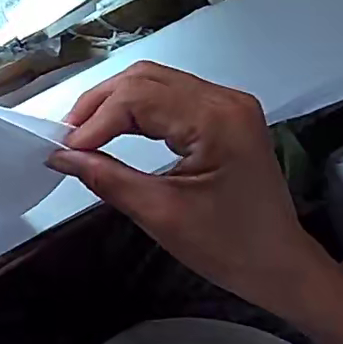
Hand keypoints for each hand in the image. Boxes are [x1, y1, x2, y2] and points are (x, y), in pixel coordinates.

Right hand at [45, 62, 326, 309]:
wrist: (280, 265)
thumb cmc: (230, 247)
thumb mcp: (161, 214)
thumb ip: (107, 178)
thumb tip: (63, 156)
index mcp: (218, 121)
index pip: (139, 98)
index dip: (95, 120)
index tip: (65, 149)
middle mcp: (225, 100)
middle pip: (144, 78)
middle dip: (99, 104)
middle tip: (68, 138)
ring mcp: (226, 103)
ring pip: (152, 80)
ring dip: (113, 103)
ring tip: (84, 133)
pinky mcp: (221, 113)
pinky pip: (167, 94)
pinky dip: (134, 108)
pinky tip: (114, 127)